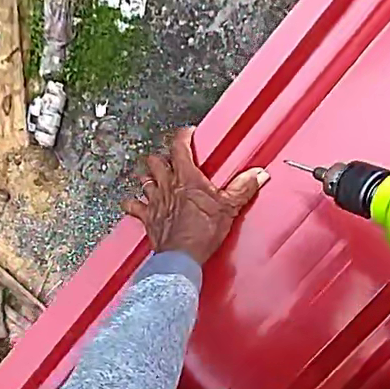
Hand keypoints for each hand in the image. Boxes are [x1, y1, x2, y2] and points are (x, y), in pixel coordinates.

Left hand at [121, 128, 268, 265]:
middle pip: (156, 160)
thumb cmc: (202, 232)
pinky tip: (134, 202)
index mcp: (186, 177)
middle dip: (162, 157)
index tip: (187, 133)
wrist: (182, 255)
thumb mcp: (229, 208)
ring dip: (148, 176)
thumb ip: (242, 188)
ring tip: (153, 176)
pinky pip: (132, 205)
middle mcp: (166, 185)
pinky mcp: (147, 217)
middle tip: (169, 159)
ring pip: (143, 179)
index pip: (179, 146)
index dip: (183, 136)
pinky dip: (132, 203)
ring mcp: (154, 200)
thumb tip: (257, 175)